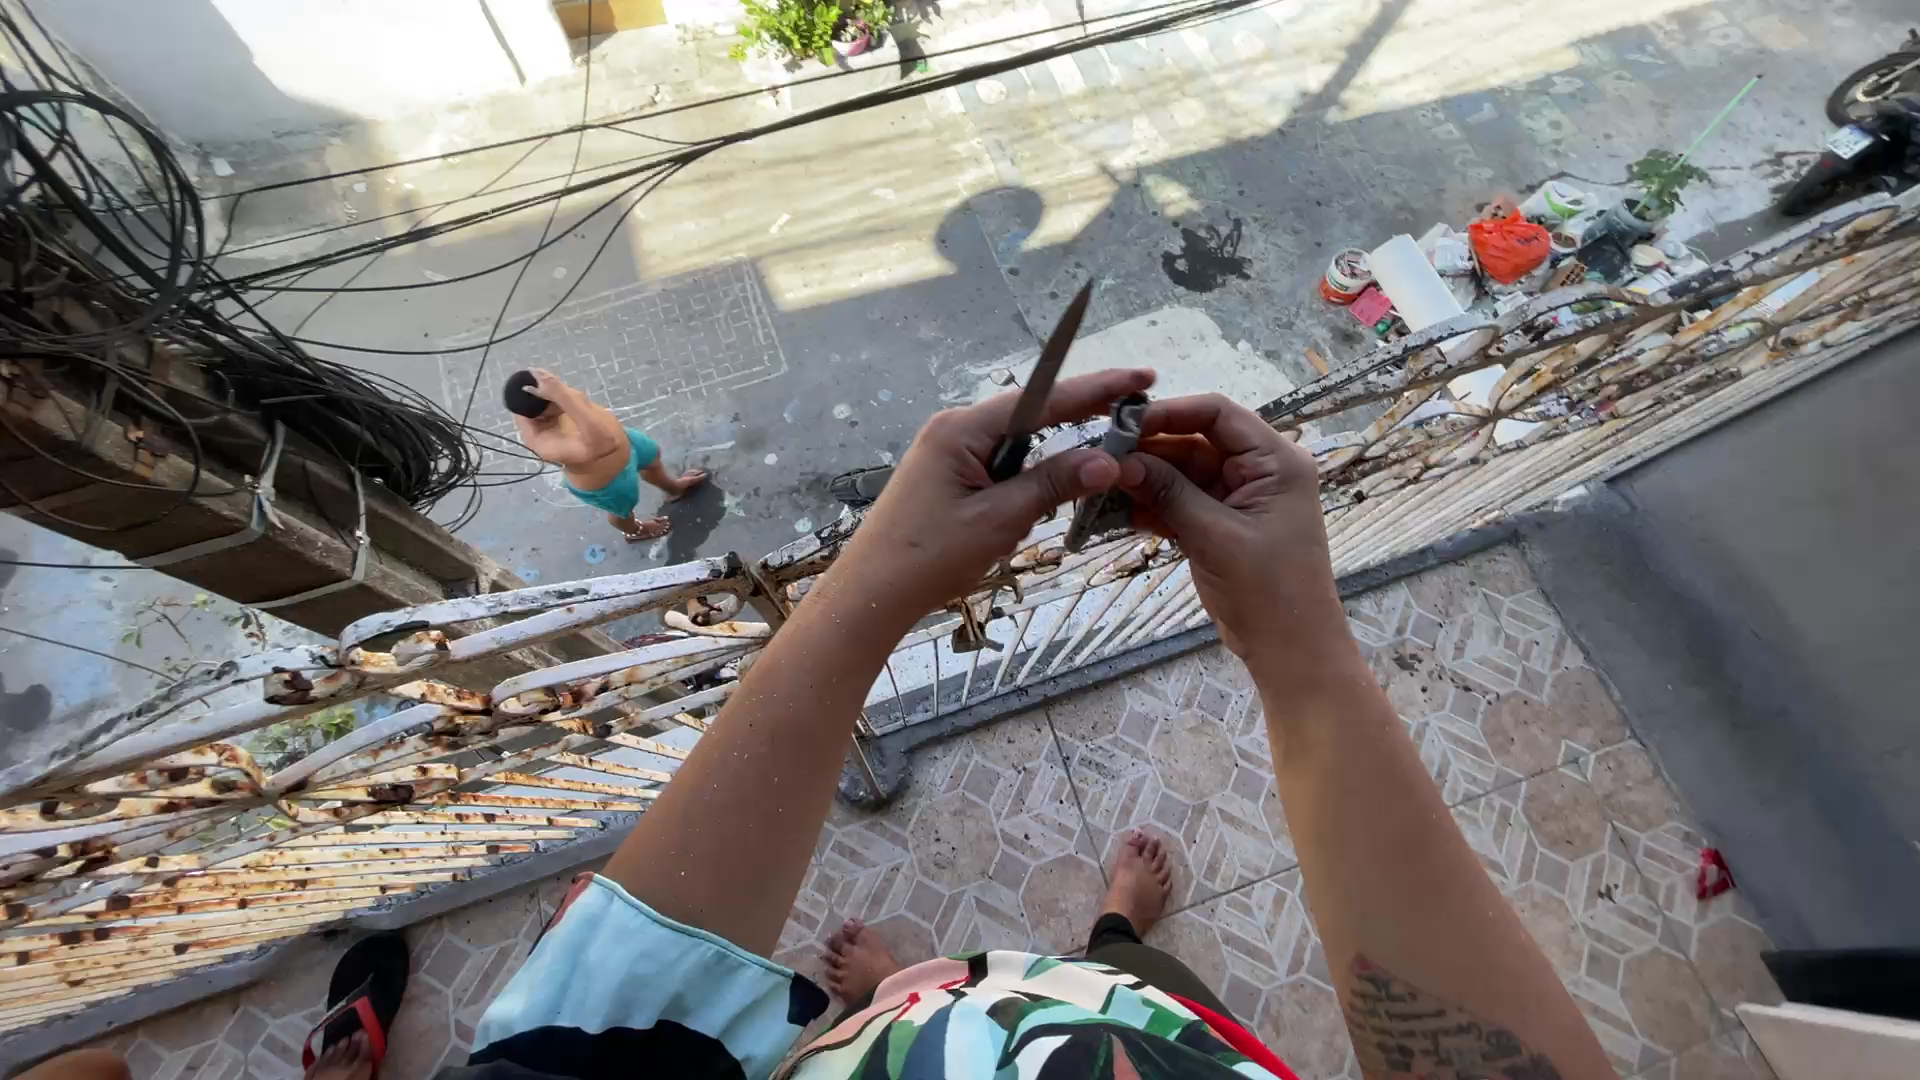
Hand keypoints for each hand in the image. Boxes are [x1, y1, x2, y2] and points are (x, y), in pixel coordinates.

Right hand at [526, 368, 568, 403]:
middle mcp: (547, 376)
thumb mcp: (539, 393)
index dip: (531, 370)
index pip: (535, 372)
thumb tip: (523, 387)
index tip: (529, 368)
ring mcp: (554, 377)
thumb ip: (531, 390)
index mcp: (541, 378)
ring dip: (544, 371)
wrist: (563, 394)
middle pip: (542, 371)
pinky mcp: (559, 379)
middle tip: (535, 369)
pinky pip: (553, 375)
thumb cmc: (550, 394)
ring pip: (547, 372)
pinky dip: (550, 375)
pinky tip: (551, 376)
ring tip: (542, 371)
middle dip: (538, 369)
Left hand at [833, 368, 1155, 620]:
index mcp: (962, 429)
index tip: (1140, 377)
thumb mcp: (999, 520)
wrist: (871, 592)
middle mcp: (953, 429)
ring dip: (1046, 462)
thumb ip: (1053, 484)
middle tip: (1129, 418)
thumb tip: (1107, 461)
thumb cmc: (928, 557)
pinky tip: (1031, 506)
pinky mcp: (945, 476)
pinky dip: (1022, 480)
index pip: (1041, 398)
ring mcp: (946, 452)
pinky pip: (997, 466)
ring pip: (1015, 445)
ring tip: (1082, 475)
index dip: (1096, 388)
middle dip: (1078, 419)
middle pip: (1029, 415)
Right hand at [1115, 394, 1345, 659]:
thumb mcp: (1216, 536)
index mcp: (1274, 461)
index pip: (1217, 414)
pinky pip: (1177, 503)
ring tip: (1100, 487)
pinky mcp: (1216, 524)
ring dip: (1143, 481)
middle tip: (1100, 461)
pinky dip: (1150, 507)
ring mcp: (1234, 498)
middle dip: (1148, 452)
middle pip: (1193, 443)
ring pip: (1180, 474)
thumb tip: (1121, 462)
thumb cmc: (1268, 589)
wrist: (1289, 648)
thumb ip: (1169, 494)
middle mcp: (1255, 471)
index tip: (1123, 425)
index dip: (1169, 414)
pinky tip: (1115, 512)